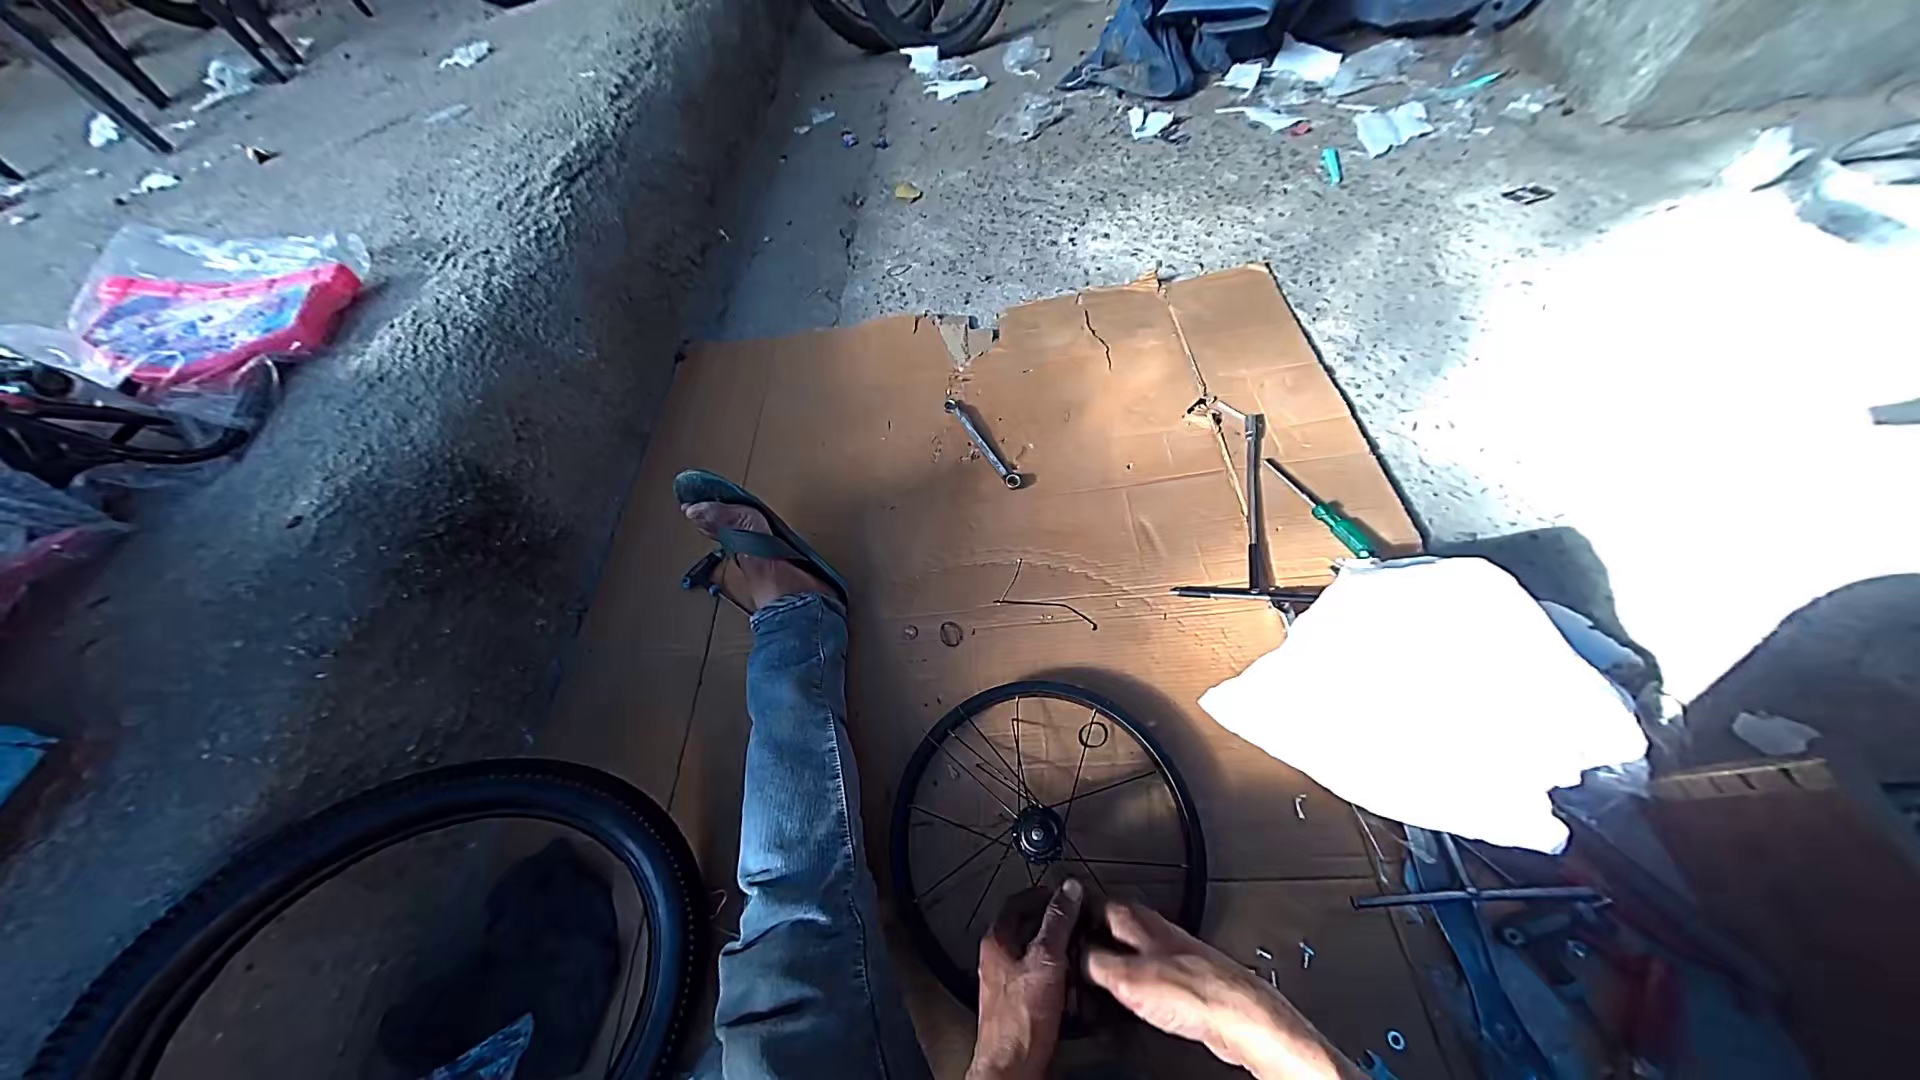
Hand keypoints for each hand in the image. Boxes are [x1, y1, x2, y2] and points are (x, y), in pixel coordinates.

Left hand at [966, 879, 1084, 1079]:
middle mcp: (996, 958)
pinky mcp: (1017, 1006)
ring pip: (1033, 954)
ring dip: (1056, 951)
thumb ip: (1058, 923)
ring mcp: (1005, 983)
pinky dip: (1055, 976)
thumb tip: (1068, 892)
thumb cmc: (1020, 1022)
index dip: (1043, 894)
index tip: (1065, 896)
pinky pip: (1037, 979)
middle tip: (1076, 923)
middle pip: (1027, 926)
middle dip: (1054, 924)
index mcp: (996, 940)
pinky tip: (1071, 986)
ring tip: (1078, 952)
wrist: (1012, 1072)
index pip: (1018, 901)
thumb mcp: (1046, 960)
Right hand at [1083, 900, 1362, 1079]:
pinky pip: (1155, 968)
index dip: (1080, 914)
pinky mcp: (1190, 975)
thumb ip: (1097, 963)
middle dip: (1100, 934)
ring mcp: (1175, 950)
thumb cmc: (1192, 989)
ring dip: (1122, 956)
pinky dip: (1142, 978)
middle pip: (1119, 921)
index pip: (1099, 904)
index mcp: (1137, 918)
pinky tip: (1140, 995)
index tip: (1066, 925)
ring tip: (1106, 975)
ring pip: (1138, 944)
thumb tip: (1077, 957)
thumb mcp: (1126, 978)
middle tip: (1083, 950)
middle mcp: (1156, 928)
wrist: (1236, 1012)